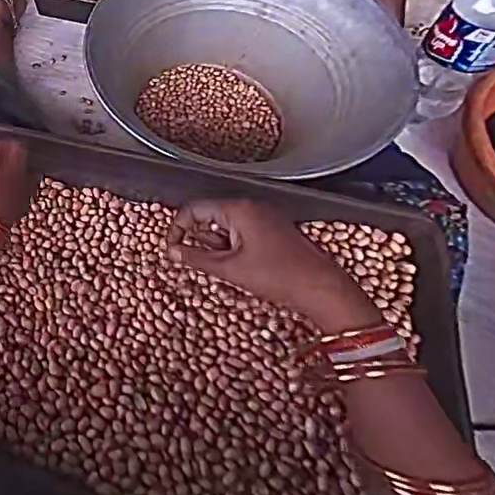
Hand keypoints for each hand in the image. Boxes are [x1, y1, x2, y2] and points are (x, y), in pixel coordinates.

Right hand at [166, 199, 380, 331]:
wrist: (322, 288)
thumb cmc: (278, 277)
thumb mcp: (228, 269)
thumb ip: (195, 257)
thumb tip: (173, 251)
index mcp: (238, 209)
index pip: (193, 210)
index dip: (177, 229)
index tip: (172, 249)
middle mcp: (251, 206)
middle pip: (209, 216)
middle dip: (202, 240)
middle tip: (209, 263)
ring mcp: (264, 216)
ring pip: (225, 226)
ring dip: (220, 246)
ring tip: (234, 268)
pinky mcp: (273, 229)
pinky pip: (241, 231)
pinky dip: (235, 247)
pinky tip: (246, 267)